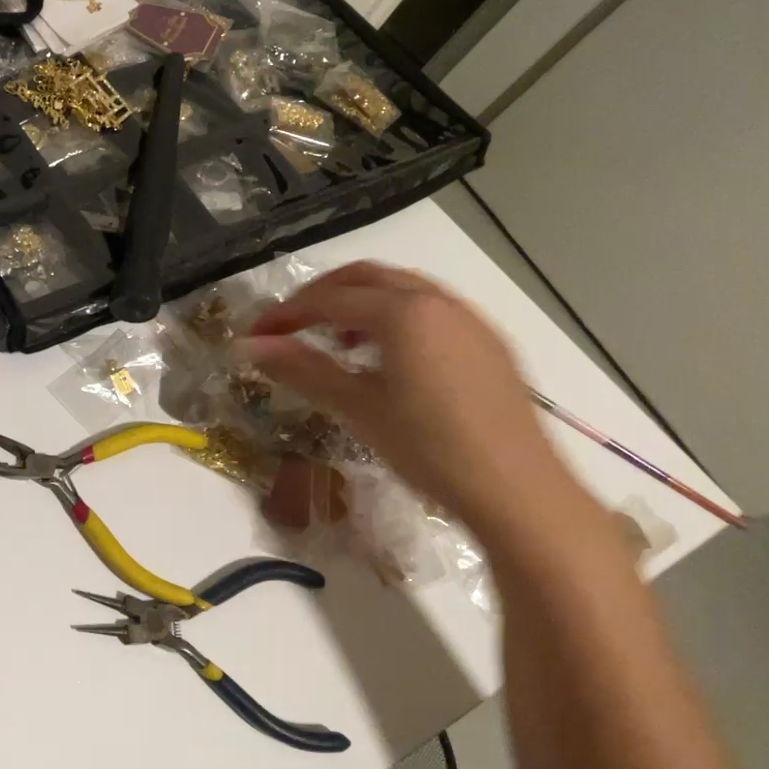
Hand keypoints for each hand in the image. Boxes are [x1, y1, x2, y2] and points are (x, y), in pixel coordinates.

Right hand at [241, 262, 576, 529]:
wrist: (520, 492)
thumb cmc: (429, 448)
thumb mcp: (356, 408)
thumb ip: (301, 369)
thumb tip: (248, 346)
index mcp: (404, 313)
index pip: (328, 299)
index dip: (284, 314)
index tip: (253, 337)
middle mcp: (439, 303)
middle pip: (366, 276)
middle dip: (320, 294)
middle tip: (288, 324)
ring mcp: (471, 321)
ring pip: (402, 289)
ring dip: (359, 301)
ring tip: (334, 339)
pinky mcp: (489, 345)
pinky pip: (431, 310)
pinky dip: (394, 316)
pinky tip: (384, 358)